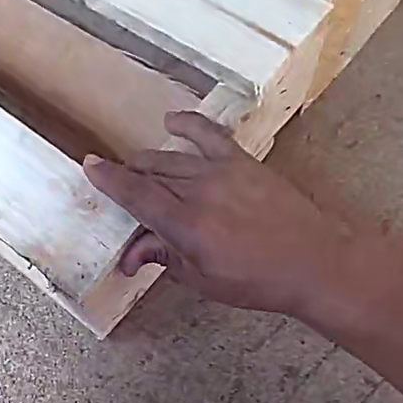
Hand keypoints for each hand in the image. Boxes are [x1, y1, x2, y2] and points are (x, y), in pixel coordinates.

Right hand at [83, 112, 402, 319]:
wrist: (314, 262)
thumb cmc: (257, 281)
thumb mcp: (204, 279)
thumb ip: (165, 257)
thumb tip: (132, 254)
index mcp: (185, 223)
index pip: (135, 194)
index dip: (108, 180)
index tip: (88, 166)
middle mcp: (198, 189)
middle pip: (149, 173)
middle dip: (129, 180)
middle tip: (123, 197)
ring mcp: (222, 171)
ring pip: (172, 157)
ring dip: (150, 161)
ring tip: (140, 169)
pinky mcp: (243, 162)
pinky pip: (209, 135)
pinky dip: (188, 125)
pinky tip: (172, 121)